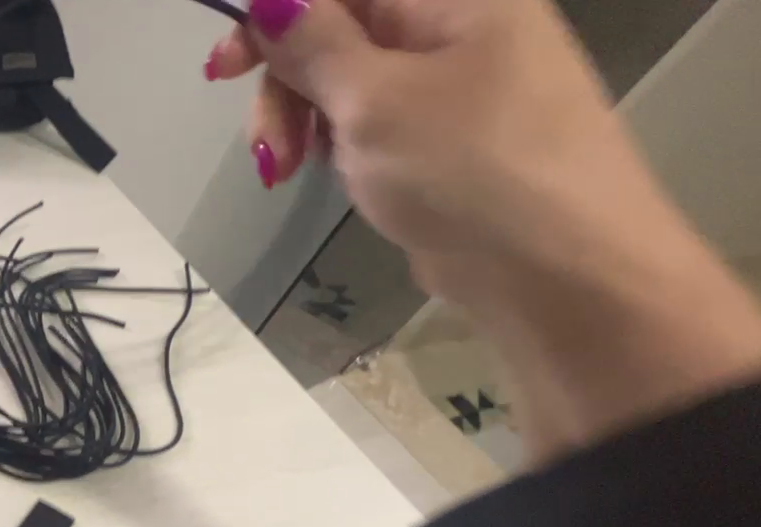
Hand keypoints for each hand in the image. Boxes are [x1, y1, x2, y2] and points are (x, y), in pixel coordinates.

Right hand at [207, 0, 760, 458]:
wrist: (548, 260)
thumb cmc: (465, 166)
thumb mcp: (375, 101)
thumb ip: (316, 46)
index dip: (274, 18)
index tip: (221, 70)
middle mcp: (451, 29)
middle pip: (335, 36)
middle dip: (284, 90)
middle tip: (268, 154)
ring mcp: (446, 86)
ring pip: (342, 85)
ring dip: (299, 125)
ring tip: (286, 176)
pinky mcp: (435, 138)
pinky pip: (363, 122)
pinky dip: (329, 146)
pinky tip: (320, 176)